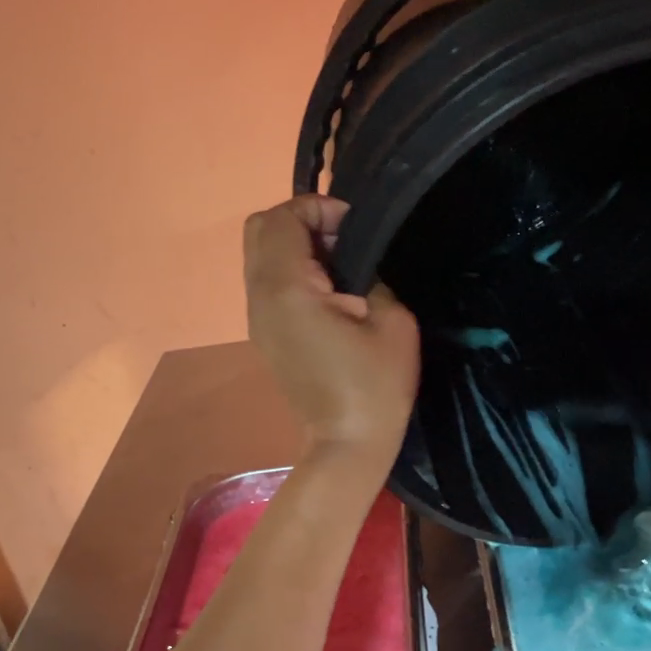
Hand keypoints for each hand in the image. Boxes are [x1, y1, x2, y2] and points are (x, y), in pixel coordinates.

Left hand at [244, 196, 418, 464]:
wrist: (346, 444)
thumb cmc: (375, 386)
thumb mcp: (393, 321)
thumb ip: (371, 275)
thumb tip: (357, 263)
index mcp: (288, 289)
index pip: (283, 218)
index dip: (318, 207)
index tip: (355, 225)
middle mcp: (260, 297)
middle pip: (259, 229)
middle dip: (300, 219)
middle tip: (343, 238)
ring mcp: (257, 318)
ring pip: (259, 255)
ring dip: (295, 245)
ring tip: (339, 264)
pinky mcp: (264, 334)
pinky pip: (266, 282)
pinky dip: (291, 270)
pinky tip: (328, 291)